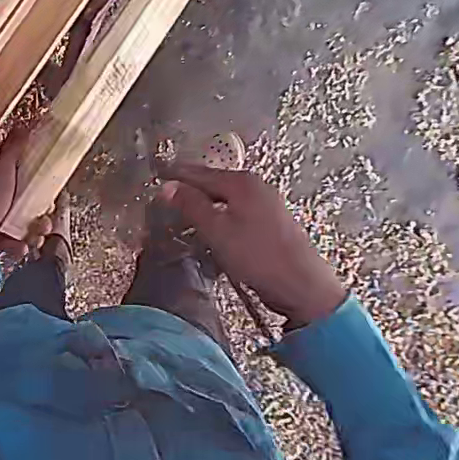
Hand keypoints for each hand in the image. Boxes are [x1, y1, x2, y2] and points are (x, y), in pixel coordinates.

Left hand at [0, 129, 41, 253]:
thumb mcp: (2, 170)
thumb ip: (13, 148)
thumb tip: (23, 125)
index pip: (15, 178)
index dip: (34, 187)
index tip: (47, 195)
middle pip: (19, 204)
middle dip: (37, 215)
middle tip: (44, 221)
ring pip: (15, 226)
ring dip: (30, 232)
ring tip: (35, 237)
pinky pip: (7, 243)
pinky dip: (16, 246)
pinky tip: (20, 246)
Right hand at [157, 164, 347, 328]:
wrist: (304, 287)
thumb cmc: (257, 257)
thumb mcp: (216, 231)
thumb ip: (191, 205)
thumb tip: (167, 186)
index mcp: (241, 182)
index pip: (199, 172)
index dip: (175, 176)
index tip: (154, 178)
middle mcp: (256, 185)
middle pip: (214, 182)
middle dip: (189, 187)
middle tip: (163, 196)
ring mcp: (267, 202)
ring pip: (225, 196)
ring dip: (204, 201)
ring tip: (181, 210)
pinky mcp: (272, 220)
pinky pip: (236, 208)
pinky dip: (219, 212)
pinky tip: (211, 225)